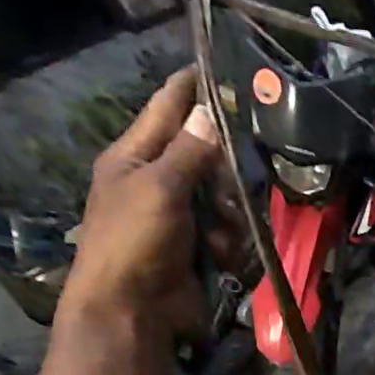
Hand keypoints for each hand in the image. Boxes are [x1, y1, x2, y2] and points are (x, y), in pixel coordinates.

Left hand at [62, 69, 243, 335]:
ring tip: (225, 234)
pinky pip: (227, 231)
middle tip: (242, 178)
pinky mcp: (197, 247)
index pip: (167, 107)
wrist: (132, 311)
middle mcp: (157, 180)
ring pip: (222, 196)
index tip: (223, 63)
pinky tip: (225, 255)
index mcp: (134, 156)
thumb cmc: (134, 241)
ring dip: (230, 214)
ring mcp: (179, 217)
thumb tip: (209, 111)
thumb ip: (189, 152)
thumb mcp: (159, 188)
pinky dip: (230, 242)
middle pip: (205, 155)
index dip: (192, 85)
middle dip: (225, 169)